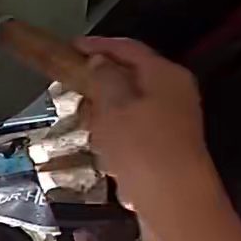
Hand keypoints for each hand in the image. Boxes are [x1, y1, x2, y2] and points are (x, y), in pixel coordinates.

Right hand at [22, 34, 216, 216]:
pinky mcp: (160, 141)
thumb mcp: (114, 104)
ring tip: (80, 115)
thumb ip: (103, 77)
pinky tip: (98, 140)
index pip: (127, 48)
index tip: (70, 47)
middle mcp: (171, 91)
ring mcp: (168, 117)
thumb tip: (97, 61)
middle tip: (69, 83)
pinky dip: (110, 126)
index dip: (96, 45)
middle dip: (97, 79)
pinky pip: (130, 124)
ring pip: (127, 100)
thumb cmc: (141, 146)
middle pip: (128, 74)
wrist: (168, 194)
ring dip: (101, 105)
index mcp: (164, 74)